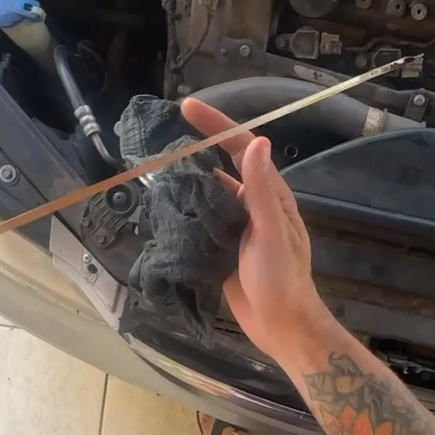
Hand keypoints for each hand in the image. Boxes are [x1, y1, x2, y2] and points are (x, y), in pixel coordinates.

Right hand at [181, 98, 341, 364]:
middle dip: (194, 153)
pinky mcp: (225, 250)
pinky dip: (185, 215)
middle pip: (221, 169)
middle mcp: (254, 207)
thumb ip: (262, 190)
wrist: (280, 326)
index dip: (216, 126)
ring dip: (186, 184)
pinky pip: (203, 224)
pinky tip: (164, 212)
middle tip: (159, 145)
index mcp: (270, 196)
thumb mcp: (271, 233)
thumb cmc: (281, 280)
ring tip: (153, 176)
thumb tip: (257, 142)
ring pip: (209, 196)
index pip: (242, 148)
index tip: (186, 107)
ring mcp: (239, 229)